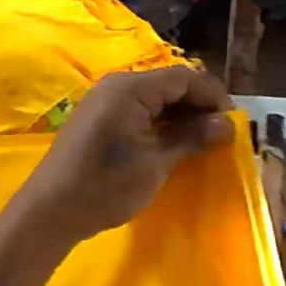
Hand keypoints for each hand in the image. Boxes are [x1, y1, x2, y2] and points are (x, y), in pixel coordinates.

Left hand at [23, 66, 234, 237]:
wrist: (52, 208)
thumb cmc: (106, 184)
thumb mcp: (156, 162)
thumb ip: (190, 137)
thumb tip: (226, 124)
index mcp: (130, 87)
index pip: (183, 77)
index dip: (212, 95)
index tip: (234, 122)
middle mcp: (116, 85)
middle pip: (167, 83)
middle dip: (197, 104)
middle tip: (221, 134)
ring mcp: (104, 100)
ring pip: (153, 96)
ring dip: (179, 114)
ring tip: (201, 141)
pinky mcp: (97, 117)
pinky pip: (136, 108)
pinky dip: (158, 121)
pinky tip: (172, 143)